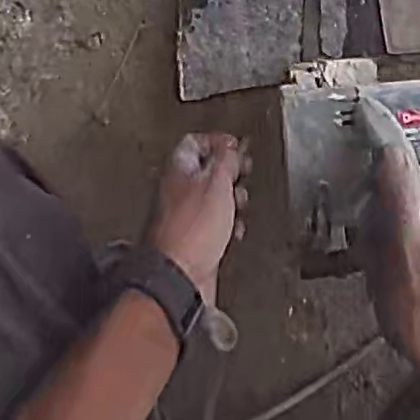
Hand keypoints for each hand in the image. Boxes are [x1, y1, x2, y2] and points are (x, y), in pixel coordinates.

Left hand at [145, 133, 248, 302]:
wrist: (180, 277)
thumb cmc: (192, 230)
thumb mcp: (217, 183)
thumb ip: (225, 160)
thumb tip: (230, 147)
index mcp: (178, 169)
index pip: (196, 141)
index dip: (218, 141)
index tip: (234, 146)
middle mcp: (177, 191)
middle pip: (206, 170)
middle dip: (229, 172)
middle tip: (242, 172)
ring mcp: (184, 217)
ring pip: (213, 198)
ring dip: (232, 200)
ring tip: (239, 204)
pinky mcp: (193, 241)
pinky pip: (214, 225)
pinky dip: (228, 225)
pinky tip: (234, 231)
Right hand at [365, 146, 419, 403]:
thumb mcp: (407, 250)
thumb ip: (400, 197)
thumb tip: (391, 147)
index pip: (410, 152)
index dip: (381, 143)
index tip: (352, 139)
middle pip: (407, 173)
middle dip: (376, 178)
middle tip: (350, 188)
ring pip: (404, 198)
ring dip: (379, 204)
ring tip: (357, 220)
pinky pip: (405, 222)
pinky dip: (385, 224)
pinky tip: (370, 244)